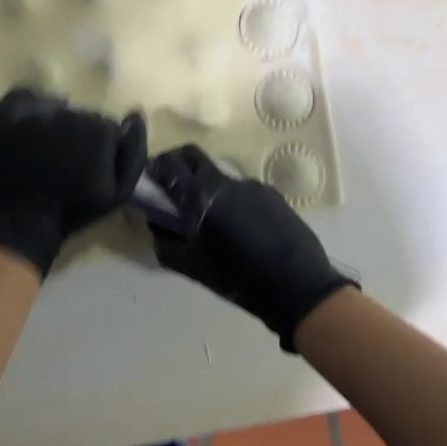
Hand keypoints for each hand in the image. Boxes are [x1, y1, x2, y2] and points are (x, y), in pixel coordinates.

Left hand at [0, 88, 147, 276]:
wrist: (20, 222)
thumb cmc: (73, 210)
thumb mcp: (119, 192)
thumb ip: (134, 151)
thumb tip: (135, 114)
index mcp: (99, 130)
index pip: (107, 126)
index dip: (101, 148)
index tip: (90, 168)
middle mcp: (69, 113)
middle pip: (81, 115)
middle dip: (79, 135)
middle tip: (66, 162)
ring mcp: (35, 112)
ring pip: (56, 107)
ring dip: (56, 123)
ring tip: (46, 150)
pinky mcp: (7, 113)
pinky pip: (25, 97)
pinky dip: (30, 107)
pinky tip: (29, 128)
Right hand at [148, 144, 353, 350]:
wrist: (298, 287)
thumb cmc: (238, 280)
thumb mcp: (192, 269)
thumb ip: (166, 245)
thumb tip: (155, 226)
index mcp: (202, 197)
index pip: (169, 165)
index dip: (154, 168)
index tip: (148, 178)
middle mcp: (226, 182)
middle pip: (194, 158)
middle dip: (177, 166)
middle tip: (172, 188)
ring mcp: (253, 186)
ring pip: (219, 178)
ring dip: (207, 190)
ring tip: (211, 220)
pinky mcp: (273, 195)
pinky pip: (242, 192)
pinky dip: (232, 202)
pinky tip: (239, 229)